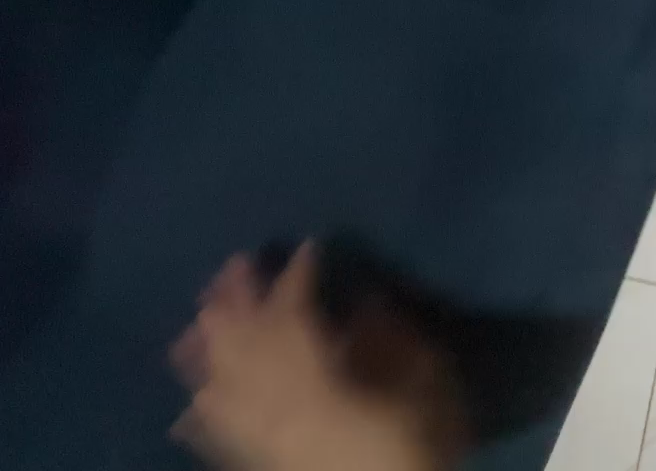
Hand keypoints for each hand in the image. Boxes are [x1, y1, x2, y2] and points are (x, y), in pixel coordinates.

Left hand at [170, 242, 433, 470]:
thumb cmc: (419, 438)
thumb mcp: (425, 379)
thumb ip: (391, 340)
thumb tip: (359, 305)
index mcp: (314, 381)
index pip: (294, 319)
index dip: (298, 278)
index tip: (309, 243)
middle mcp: (272, 407)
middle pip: (244, 349)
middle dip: (238, 303)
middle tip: (235, 262)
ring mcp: (259, 440)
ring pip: (220, 387)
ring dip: (208, 349)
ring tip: (199, 315)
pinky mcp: (259, 462)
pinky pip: (216, 436)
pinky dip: (202, 413)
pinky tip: (194, 400)